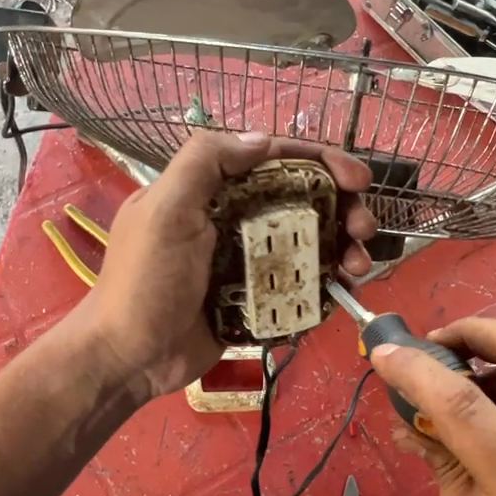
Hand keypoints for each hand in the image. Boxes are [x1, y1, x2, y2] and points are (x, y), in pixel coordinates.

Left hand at [74, 131, 376, 399]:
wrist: (131, 356)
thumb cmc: (146, 281)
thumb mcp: (166, 210)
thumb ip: (205, 162)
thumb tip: (261, 139)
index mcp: (211, 191)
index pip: (273, 160)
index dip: (320, 160)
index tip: (357, 177)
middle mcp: (233, 220)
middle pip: (302, 200)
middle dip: (342, 208)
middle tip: (364, 228)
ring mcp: (247, 261)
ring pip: (308, 243)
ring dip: (341, 248)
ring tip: (357, 266)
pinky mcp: (255, 298)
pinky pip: (300, 283)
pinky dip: (325, 284)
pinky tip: (343, 290)